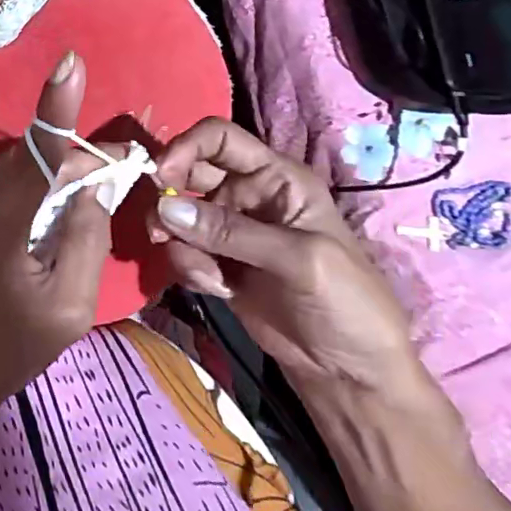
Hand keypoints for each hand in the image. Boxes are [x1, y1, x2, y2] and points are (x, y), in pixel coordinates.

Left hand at [0, 51, 111, 431]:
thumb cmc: (13, 344)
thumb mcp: (70, 305)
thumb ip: (87, 236)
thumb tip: (97, 181)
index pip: (33, 157)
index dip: (54, 109)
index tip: (70, 63)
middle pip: (36, 156)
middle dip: (81, 155)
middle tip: (124, 165)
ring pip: (24, 164)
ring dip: (61, 170)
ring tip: (93, 196)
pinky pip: (11, 178)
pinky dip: (40, 182)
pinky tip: (58, 209)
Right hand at [148, 118, 424, 399]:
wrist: (350, 372)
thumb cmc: (347, 303)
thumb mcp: (300, 260)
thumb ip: (232, 232)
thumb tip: (165, 209)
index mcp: (276, 178)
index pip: (220, 138)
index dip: (186, 147)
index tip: (161, 176)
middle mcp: (247, 195)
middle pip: (187, 174)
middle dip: (168, 198)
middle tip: (160, 231)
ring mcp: (229, 230)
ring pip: (178, 216)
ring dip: (180, 244)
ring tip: (207, 277)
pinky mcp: (216, 263)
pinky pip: (182, 251)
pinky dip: (187, 268)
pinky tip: (216, 290)